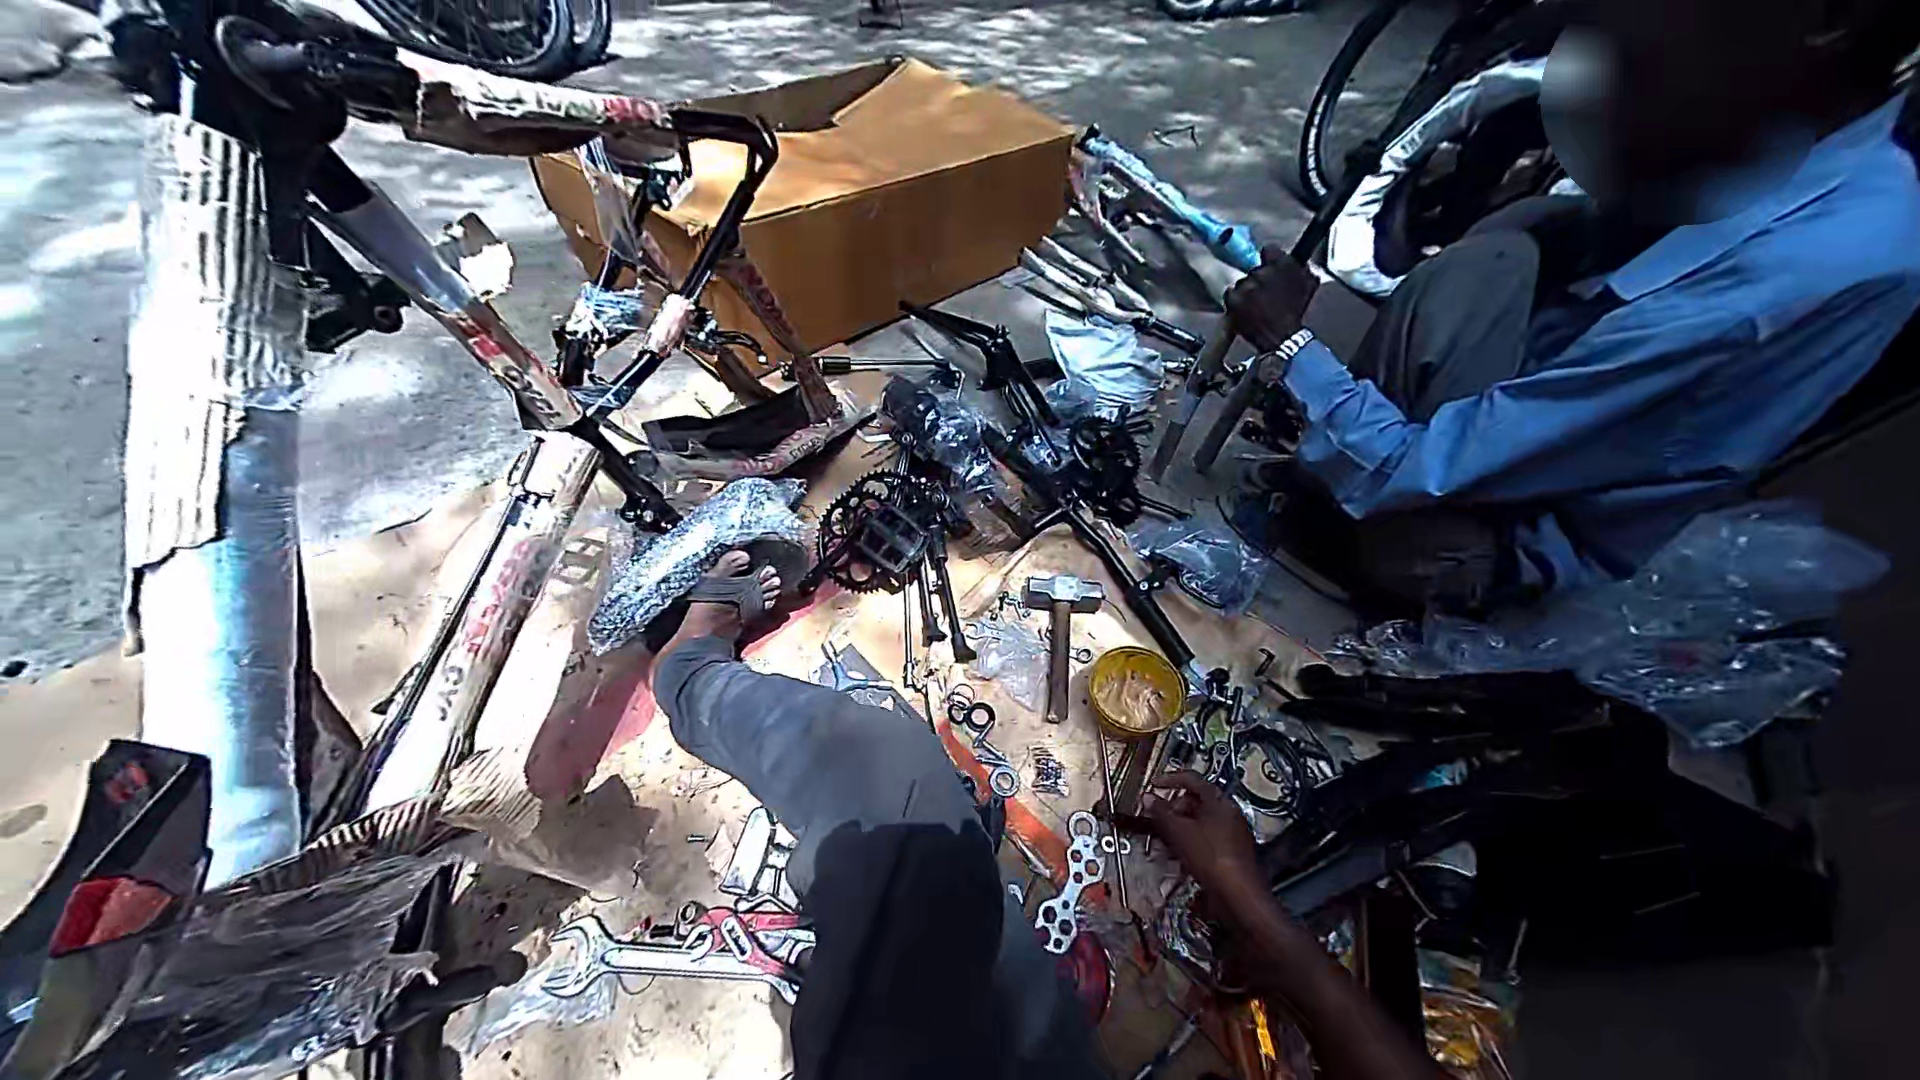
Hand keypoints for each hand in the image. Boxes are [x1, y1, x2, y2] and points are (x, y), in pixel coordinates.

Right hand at [1142, 771, 1262, 903]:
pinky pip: (1207, 838)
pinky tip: (1180, 854)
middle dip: (1174, 807)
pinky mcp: (1232, 853)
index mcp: (1219, 801)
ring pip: (1201, 821)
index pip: (1192, 779)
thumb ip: (1160, 812)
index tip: (1155, 784)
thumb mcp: (1178, 831)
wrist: (1239, 897)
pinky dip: (1192, 840)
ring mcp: (1233, 833)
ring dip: (1181, 826)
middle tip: (1158, 815)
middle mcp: (1229, 813)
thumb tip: (1148, 799)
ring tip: (1166, 837)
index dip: (1170, 779)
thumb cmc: (1211, 858)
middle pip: (1196, 801)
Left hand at [1224, 245, 1318, 351]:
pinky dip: (1235, 300)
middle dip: (1258, 280)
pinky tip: (1244, 309)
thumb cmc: (1295, 312)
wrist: (1281, 336)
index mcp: (1283, 264)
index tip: (1268, 265)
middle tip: (1263, 294)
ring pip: (1242, 283)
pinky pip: (1230, 294)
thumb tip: (1297, 261)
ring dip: (1246, 291)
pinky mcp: (1234, 299)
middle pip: (1254, 270)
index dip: (1269, 258)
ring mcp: (1246, 286)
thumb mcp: (1307, 284)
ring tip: (1254, 305)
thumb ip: (1300, 268)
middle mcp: (1263, 272)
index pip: (1269, 250)